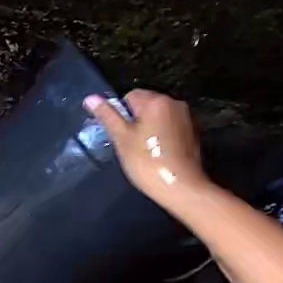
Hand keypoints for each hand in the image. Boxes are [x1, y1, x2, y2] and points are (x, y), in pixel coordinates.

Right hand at [84, 89, 210, 209]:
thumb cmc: (147, 163)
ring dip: (148, 128)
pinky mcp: (192, 131)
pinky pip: (169, 126)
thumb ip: (107, 115)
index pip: (129, 96)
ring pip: (157, 117)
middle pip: (145, 105)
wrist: (180, 187)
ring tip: (144, 151)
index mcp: (156, 102)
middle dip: (135, 121)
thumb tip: (91, 98)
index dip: (121, 115)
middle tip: (130, 144)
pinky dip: (161, 136)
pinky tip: (158, 153)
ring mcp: (186, 117)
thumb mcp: (121, 138)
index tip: (121, 135)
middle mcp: (174, 103)